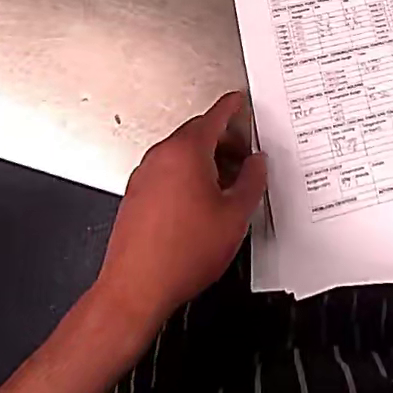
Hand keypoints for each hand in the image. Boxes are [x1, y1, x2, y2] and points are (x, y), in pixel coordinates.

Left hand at [95, 91, 266, 332]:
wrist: (135, 291)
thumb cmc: (180, 255)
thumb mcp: (236, 215)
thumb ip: (253, 180)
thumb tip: (257, 165)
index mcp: (187, 150)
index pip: (216, 114)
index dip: (234, 107)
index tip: (240, 101)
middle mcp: (162, 155)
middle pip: (199, 132)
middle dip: (226, 141)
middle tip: (245, 156)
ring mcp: (145, 174)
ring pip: (182, 153)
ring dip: (207, 160)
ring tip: (226, 187)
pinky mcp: (136, 194)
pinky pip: (167, 171)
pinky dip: (187, 175)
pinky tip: (201, 204)